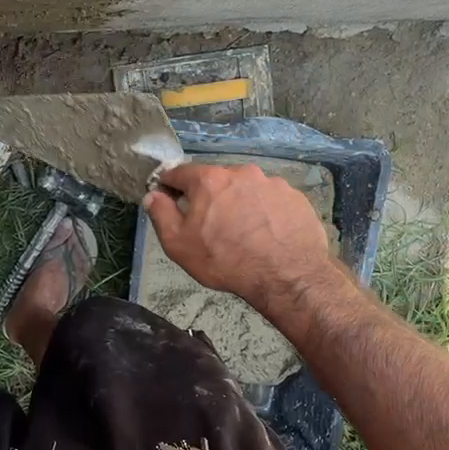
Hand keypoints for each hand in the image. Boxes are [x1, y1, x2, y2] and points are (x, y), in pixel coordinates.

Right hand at [145, 163, 339, 302]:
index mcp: (209, 179)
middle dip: (208, 197)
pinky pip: (270, 200)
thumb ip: (161, 214)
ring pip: (245, 189)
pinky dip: (263, 212)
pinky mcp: (295, 197)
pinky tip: (265, 234)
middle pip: (215, 180)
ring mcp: (272, 183)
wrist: (286, 276)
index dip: (170, 187)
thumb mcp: (178, 244)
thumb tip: (153, 195)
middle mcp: (241, 172)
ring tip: (242, 232)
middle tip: (210, 225)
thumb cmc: (225, 260)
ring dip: (238, 203)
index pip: (179, 173)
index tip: (170, 203)